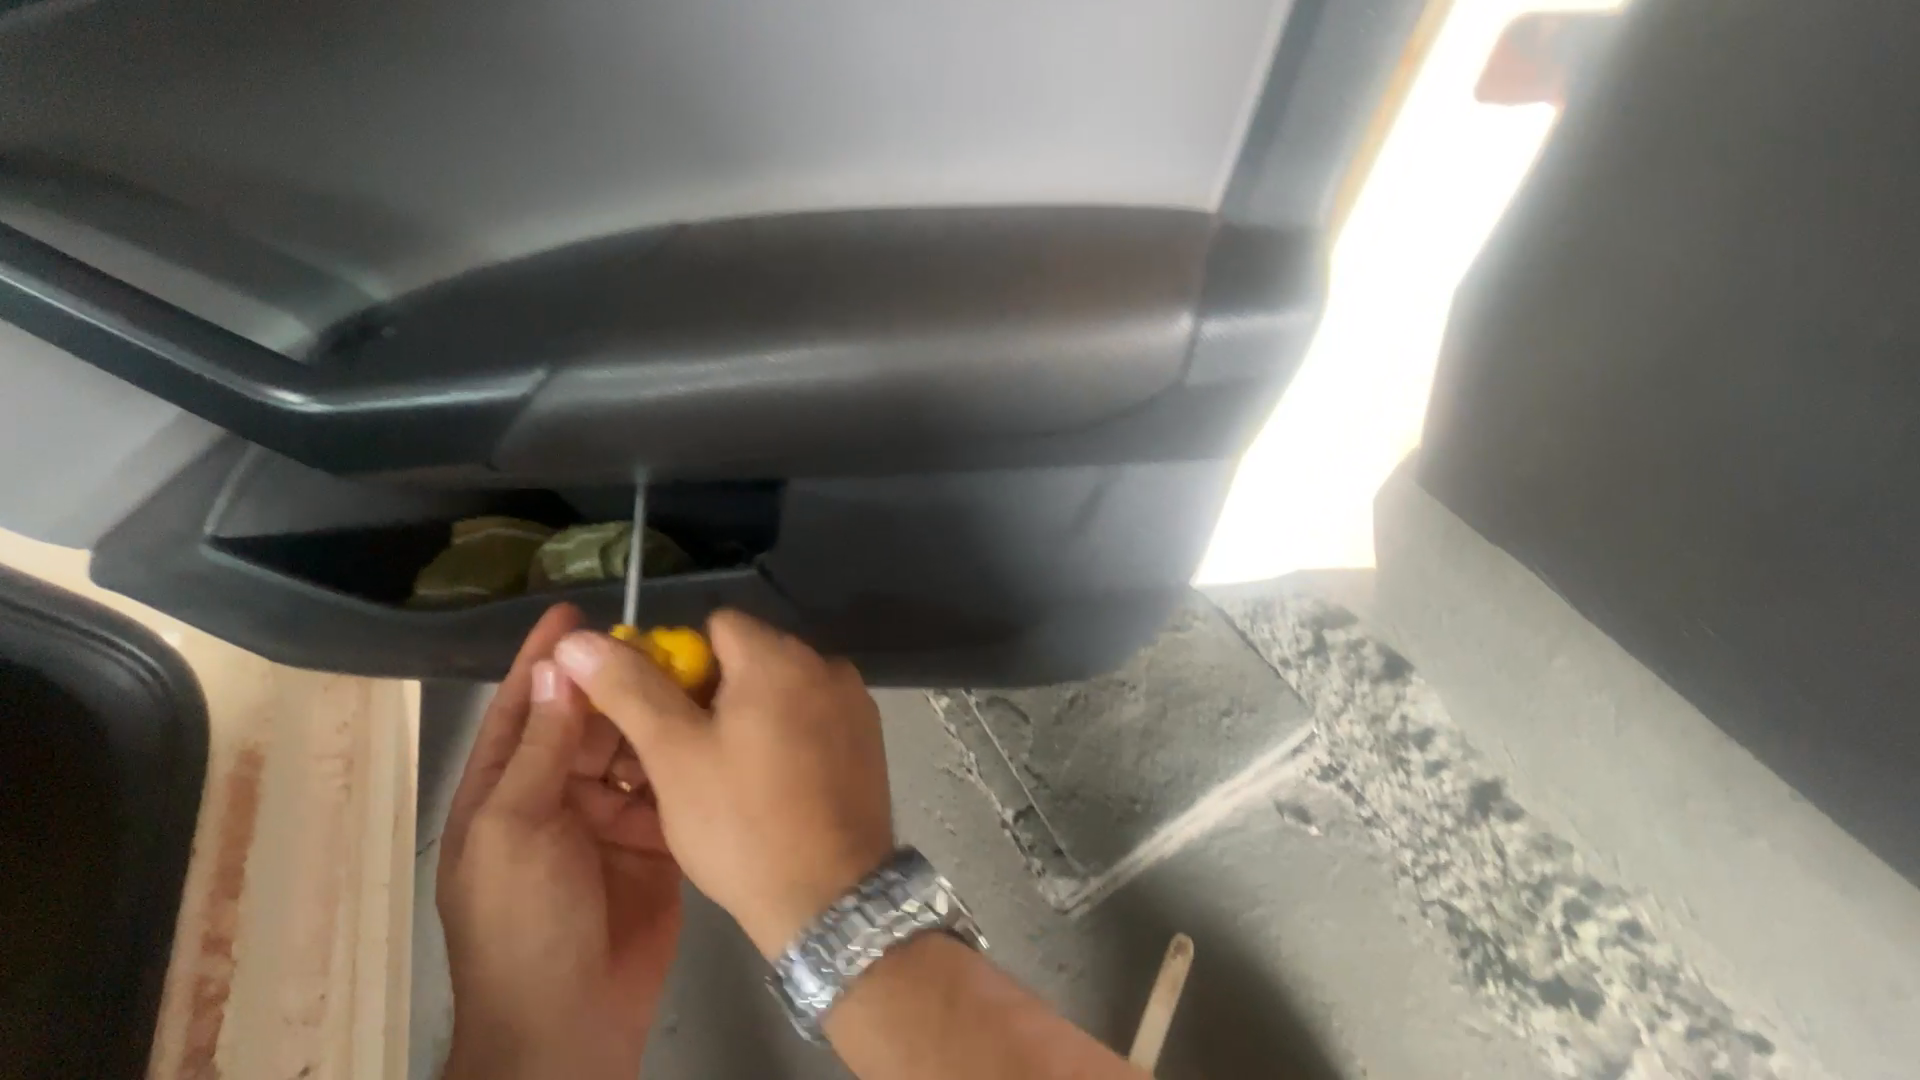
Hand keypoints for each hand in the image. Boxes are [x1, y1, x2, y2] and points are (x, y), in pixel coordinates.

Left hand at [438, 604, 683, 1079]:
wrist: (572, 1019)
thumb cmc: (524, 922)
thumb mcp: (515, 829)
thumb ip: (539, 749)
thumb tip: (555, 669)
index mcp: (503, 789)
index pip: (523, 708)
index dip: (543, 660)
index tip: (574, 611)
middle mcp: (555, 794)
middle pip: (586, 721)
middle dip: (616, 681)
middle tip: (661, 639)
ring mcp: (607, 817)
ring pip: (632, 747)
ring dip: (655, 713)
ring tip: (694, 671)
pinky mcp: (655, 837)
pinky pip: (668, 783)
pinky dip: (684, 755)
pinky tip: (710, 724)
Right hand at [554, 610, 895, 957]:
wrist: (830, 897)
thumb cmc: (741, 823)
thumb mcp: (674, 755)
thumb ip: (629, 688)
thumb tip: (579, 639)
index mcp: (781, 657)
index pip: (717, 626)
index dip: (682, 664)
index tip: (670, 719)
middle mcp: (827, 665)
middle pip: (753, 655)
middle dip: (717, 692)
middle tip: (695, 756)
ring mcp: (856, 702)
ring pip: (784, 689)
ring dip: (754, 715)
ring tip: (734, 777)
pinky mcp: (870, 737)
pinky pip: (815, 716)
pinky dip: (790, 734)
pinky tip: (776, 785)